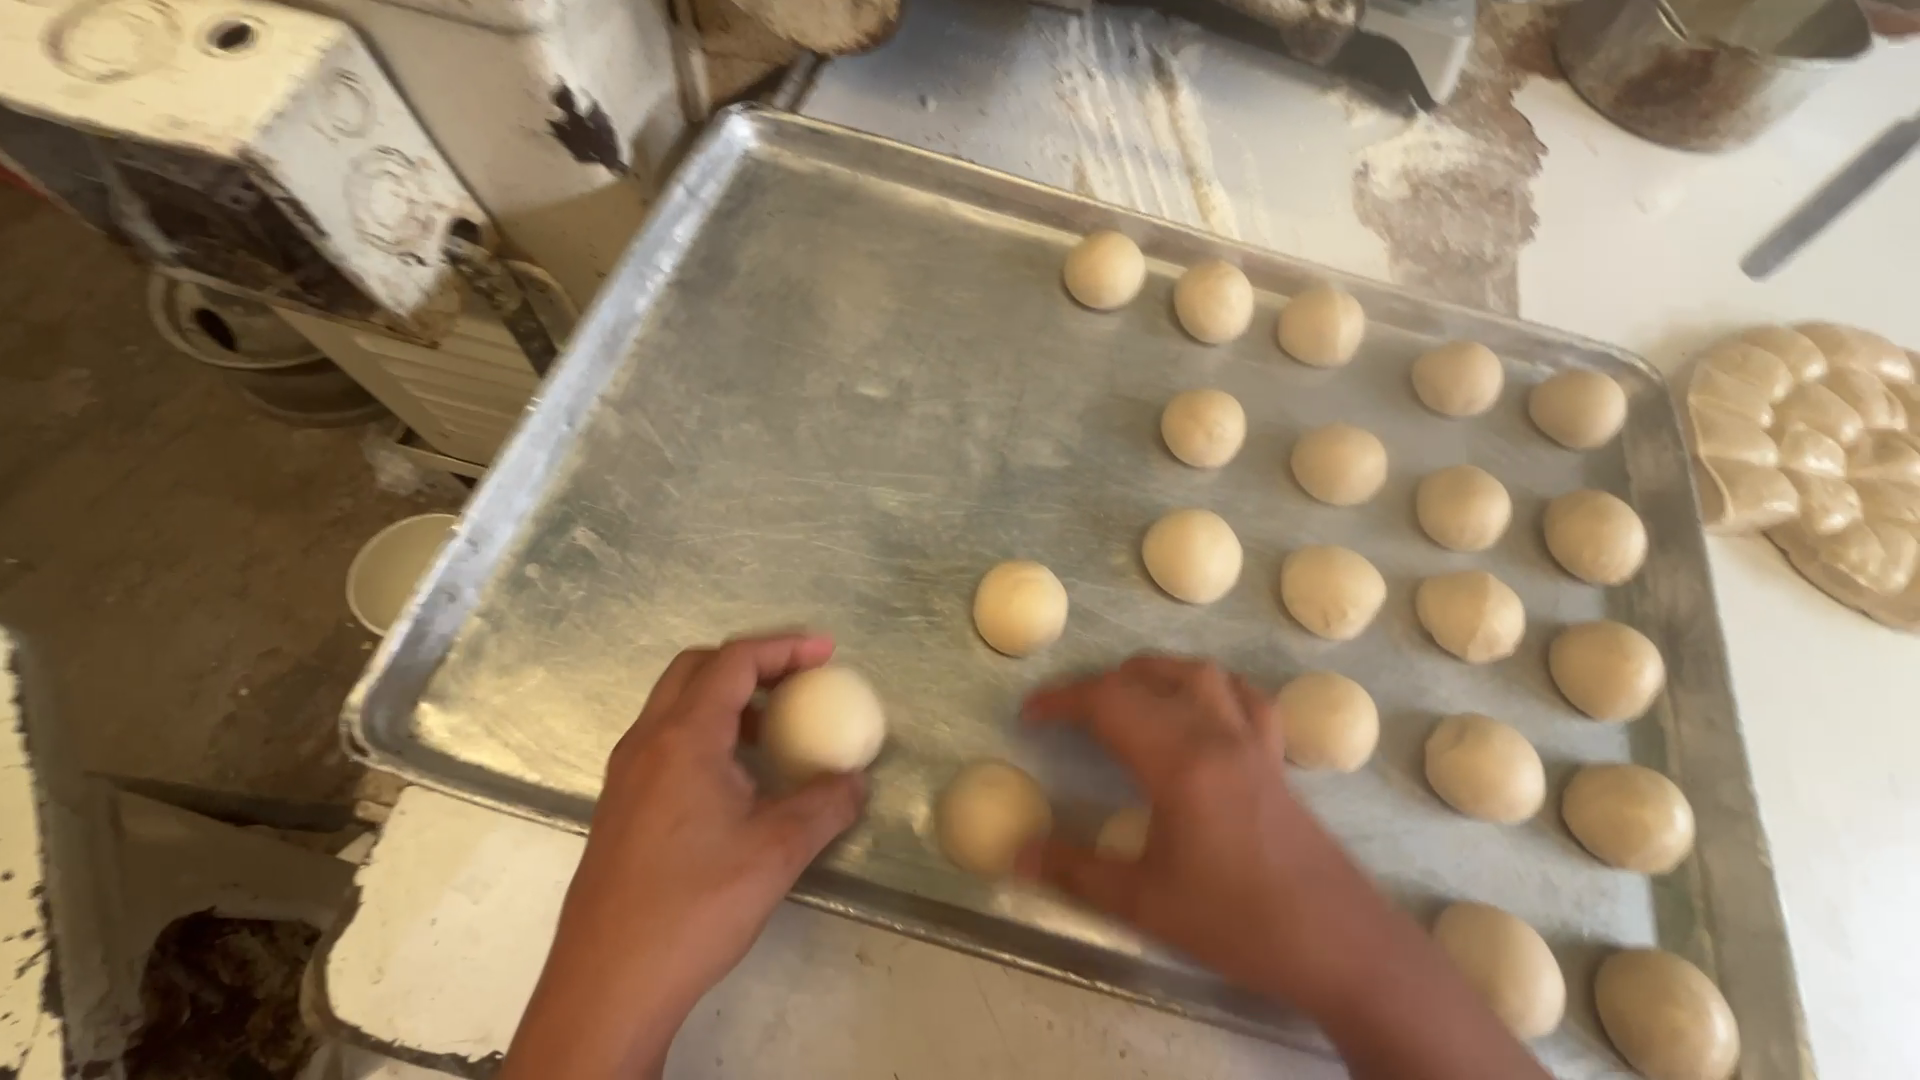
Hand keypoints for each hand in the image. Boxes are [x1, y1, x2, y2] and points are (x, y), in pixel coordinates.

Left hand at [502, 634, 865, 1079]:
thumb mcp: (777, 853)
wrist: (607, 986)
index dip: (784, 647)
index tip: (827, 653)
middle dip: (752, 662)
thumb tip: (855, 781)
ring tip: (775, 729)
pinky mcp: (621, 805)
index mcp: (683, 738)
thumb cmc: (694, 908)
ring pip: (677, 705)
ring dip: (728, 699)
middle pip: (697, 669)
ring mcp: (626, 774)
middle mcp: (647, 742)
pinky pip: (667, 741)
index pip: (734, 661)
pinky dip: (708, 732)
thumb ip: (825, 805)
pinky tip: (738, 778)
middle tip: (799, 681)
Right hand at [1022, 655, 1548, 1079]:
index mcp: (1179, 762)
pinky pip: (1245, 698)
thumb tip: (1016, 854)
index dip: (1061, 700)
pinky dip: (1211, 688)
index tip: (1029, 715)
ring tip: (1125, 696)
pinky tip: (1201, 710)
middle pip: (1148, 680)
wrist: (1341, 946)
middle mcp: (1217, 735)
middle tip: (1068, 717)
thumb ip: (1076, 871)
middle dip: (1098, 687)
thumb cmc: (1238, 923)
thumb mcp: (1145, 902)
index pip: (1109, 703)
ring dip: (1153, 673)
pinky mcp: (1276, 760)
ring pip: (1200, 674)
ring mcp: (1253, 743)